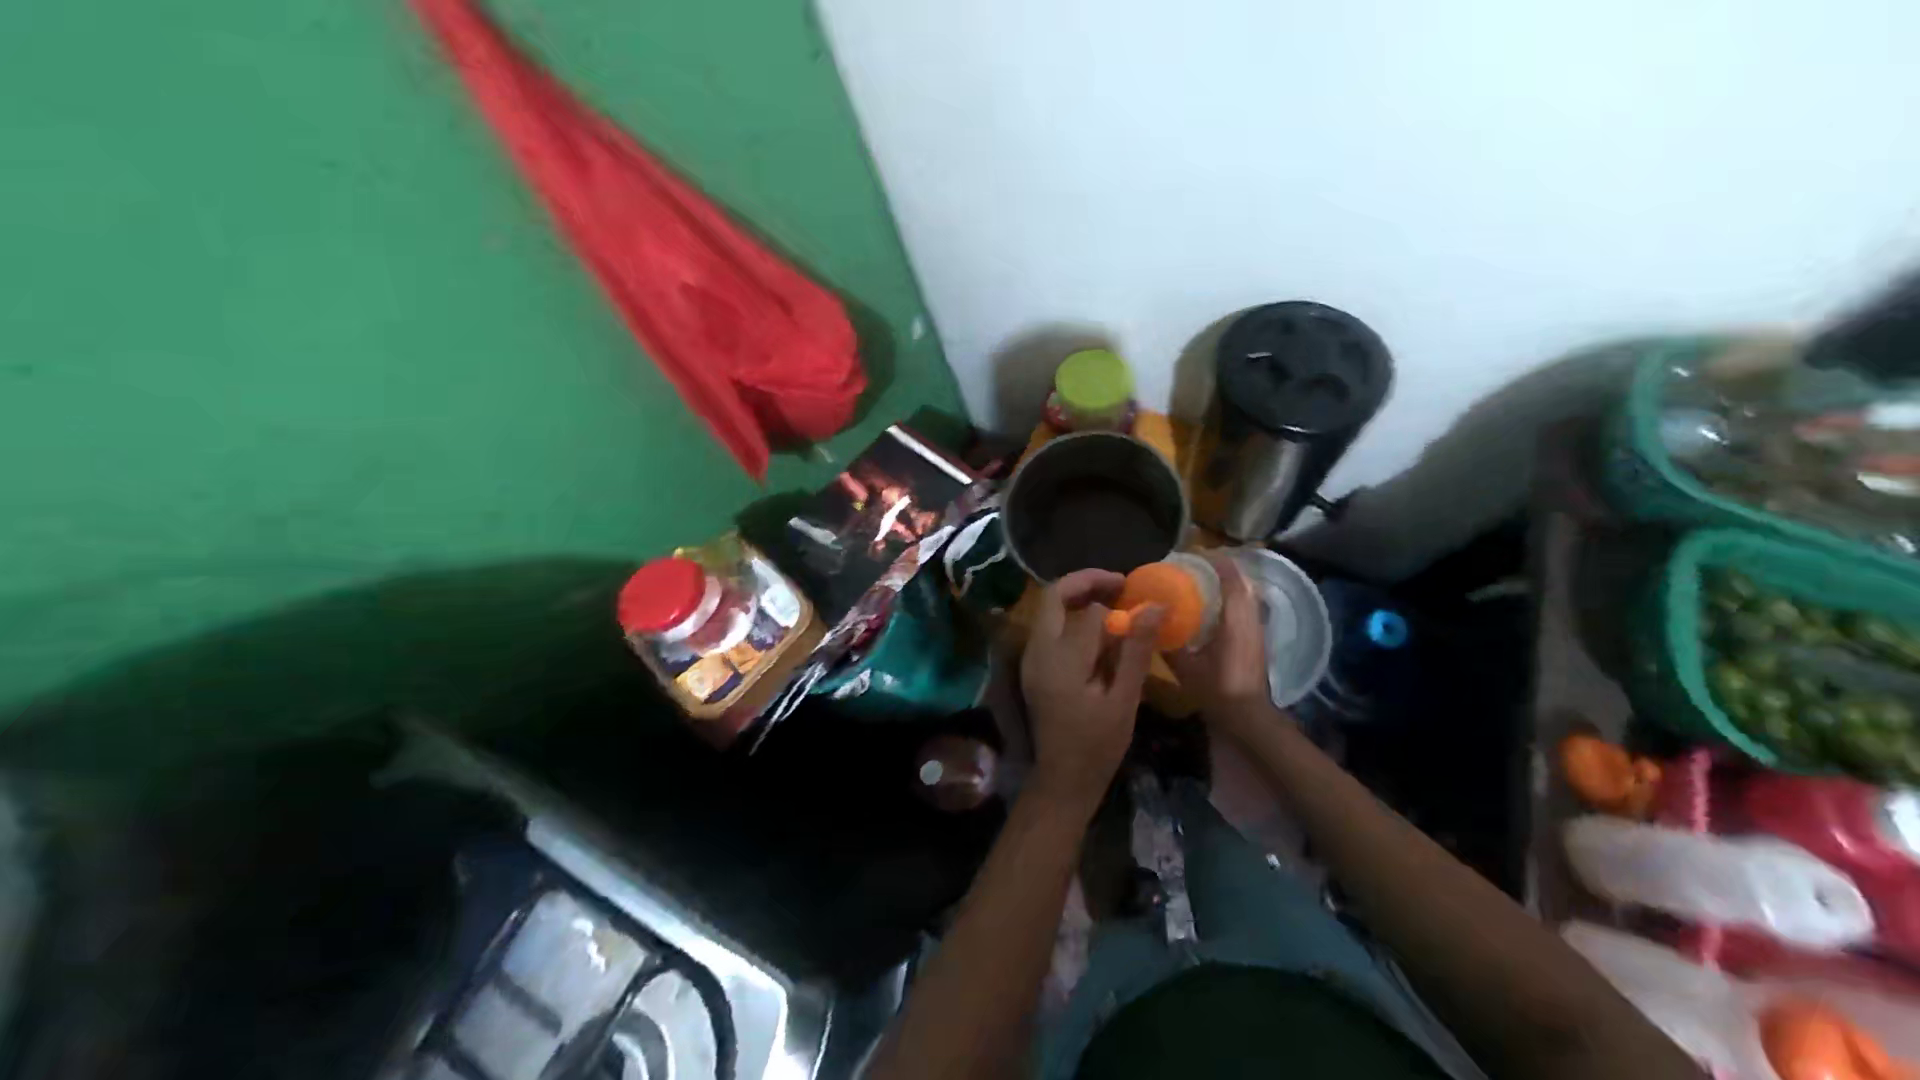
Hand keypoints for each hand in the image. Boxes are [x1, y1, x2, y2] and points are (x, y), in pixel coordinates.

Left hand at [1020, 569, 1162, 813]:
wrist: (1062, 778)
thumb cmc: (1098, 744)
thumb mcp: (1124, 698)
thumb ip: (1136, 650)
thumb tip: (1154, 607)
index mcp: (1061, 658)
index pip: (1088, 611)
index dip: (1116, 602)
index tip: (1140, 601)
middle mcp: (1038, 650)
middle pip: (1054, 595)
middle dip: (1086, 583)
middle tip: (1120, 586)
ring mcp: (1030, 658)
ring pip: (1048, 610)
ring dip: (1078, 599)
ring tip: (1115, 606)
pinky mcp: (1032, 666)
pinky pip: (1048, 628)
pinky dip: (1071, 618)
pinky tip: (1098, 634)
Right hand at [1167, 552, 1274, 732]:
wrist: (1249, 719)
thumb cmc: (1218, 692)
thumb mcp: (1186, 668)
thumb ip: (1169, 642)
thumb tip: (1148, 622)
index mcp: (1235, 621)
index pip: (1232, 581)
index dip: (1217, 563)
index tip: (1196, 553)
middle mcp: (1250, 620)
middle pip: (1242, 583)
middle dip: (1221, 570)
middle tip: (1194, 566)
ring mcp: (1256, 630)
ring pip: (1245, 595)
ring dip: (1227, 584)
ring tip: (1200, 581)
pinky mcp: (1256, 640)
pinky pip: (1244, 608)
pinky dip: (1229, 599)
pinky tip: (1210, 608)